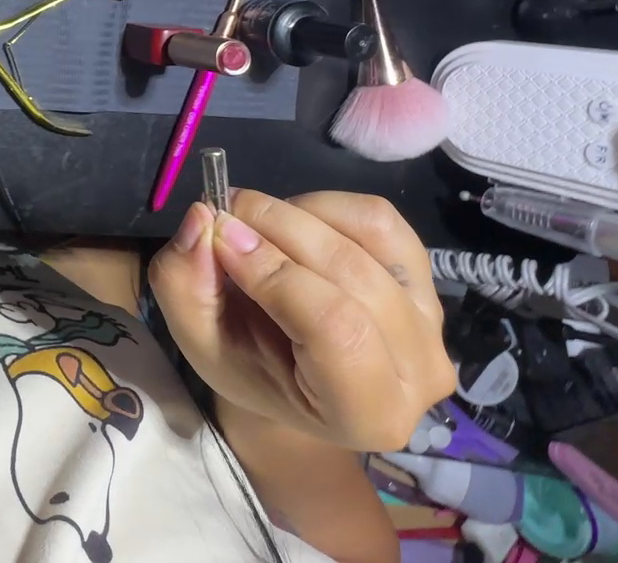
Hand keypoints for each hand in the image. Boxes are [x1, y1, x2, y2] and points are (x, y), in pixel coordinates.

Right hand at [147, 191, 454, 452]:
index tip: (219, 237)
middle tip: (223, 214)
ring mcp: (434, 325)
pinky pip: (379, 220)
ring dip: (297, 213)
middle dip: (275, 226)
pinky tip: (294, 221)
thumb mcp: (195, 339)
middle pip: (351, 273)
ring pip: (367, 238)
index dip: (274, 270)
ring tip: (255, 222)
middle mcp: (420, 374)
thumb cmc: (244, 368)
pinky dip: (325, 205)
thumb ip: (184, 284)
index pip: (336, 327)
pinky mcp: (427, 281)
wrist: (292, 378)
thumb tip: (203, 216)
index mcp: (365, 413)